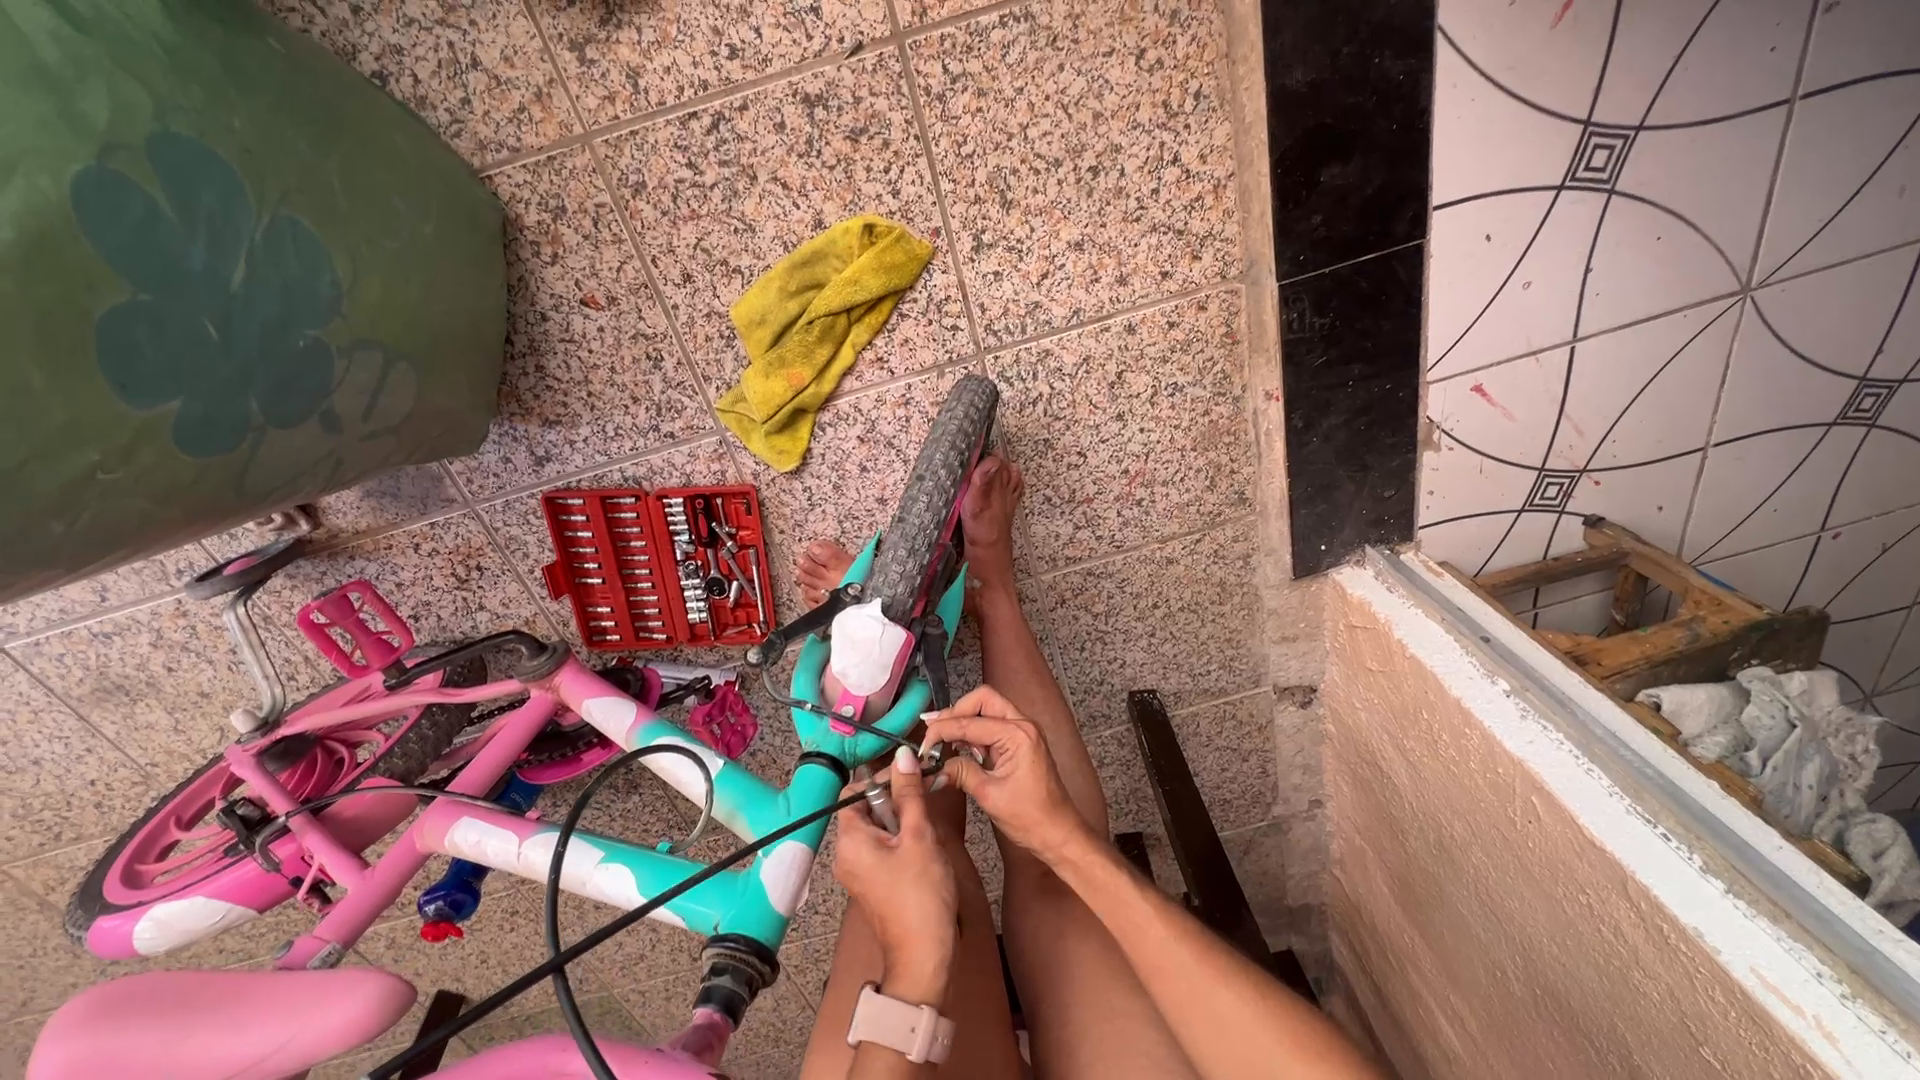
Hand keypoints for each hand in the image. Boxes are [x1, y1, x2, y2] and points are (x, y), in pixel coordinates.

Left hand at [832, 746, 956, 1002]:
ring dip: (901, 817)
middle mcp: (845, 854)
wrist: (924, 955)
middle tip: (926, 793)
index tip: (911, 776)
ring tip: (928, 818)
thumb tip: (903, 755)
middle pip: (864, 808)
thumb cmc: (921, 893)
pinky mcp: (872, 883)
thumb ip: (910, 793)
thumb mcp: (920, 836)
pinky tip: (924, 842)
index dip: (882, 778)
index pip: (853, 791)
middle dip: (895, 797)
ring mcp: (857, 871)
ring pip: (875, 828)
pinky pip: (881, 848)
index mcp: (849, 840)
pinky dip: (899, 838)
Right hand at [921, 686, 1093, 863]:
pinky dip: (976, 731)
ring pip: (988, 708)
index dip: (942, 731)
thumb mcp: (989, 795)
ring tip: (945, 743)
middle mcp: (1024, 725)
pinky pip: (995, 724)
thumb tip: (934, 767)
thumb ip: (960, 772)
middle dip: (955, 712)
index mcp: (1018, 735)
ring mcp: (1025, 731)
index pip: (970, 722)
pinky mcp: (1022, 741)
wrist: (1058, 833)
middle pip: (982, 700)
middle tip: (934, 732)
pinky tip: (963, 748)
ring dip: (965, 721)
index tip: (925, 745)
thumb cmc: (1031, 817)